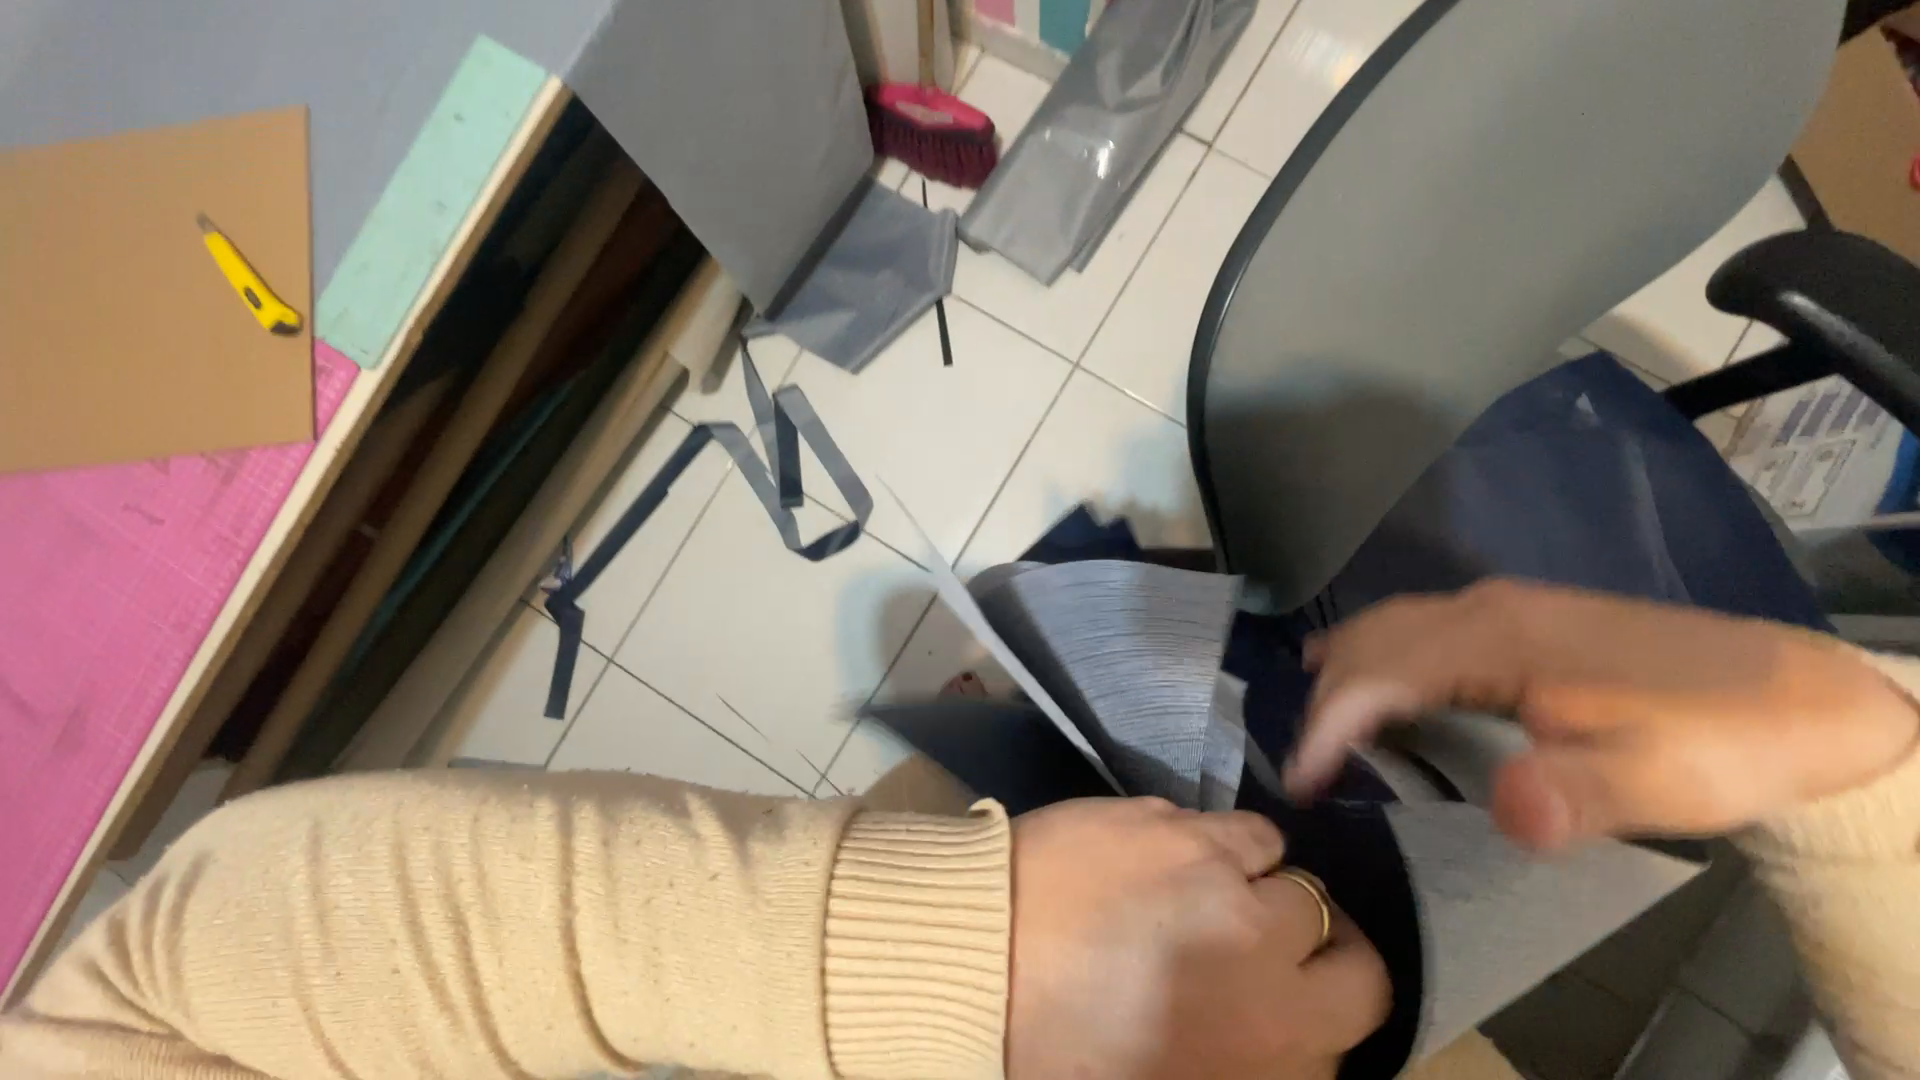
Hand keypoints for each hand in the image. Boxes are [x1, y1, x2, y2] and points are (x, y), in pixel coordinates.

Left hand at [1005, 797, 1389, 1079]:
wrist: (975, 959)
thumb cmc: (1062, 1048)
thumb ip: (1247, 1055)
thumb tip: (1275, 1027)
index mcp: (1270, 1027)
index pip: (1366, 988)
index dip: (1338, 978)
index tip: (1301, 974)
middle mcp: (1257, 937)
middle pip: (1319, 912)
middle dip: (1288, 924)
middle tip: (1234, 930)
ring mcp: (1207, 865)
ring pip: (1272, 852)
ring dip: (1245, 871)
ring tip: (1195, 883)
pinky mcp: (1157, 816)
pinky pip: (1212, 820)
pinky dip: (1199, 837)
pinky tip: (1153, 854)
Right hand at [1289, 580, 1919, 850]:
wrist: (1804, 694)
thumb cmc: (1720, 743)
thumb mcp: (1662, 784)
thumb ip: (1578, 794)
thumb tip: (1506, 813)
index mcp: (1500, 640)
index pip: (1381, 674)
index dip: (1329, 724)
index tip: (1300, 778)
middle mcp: (1483, 608)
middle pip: (1371, 642)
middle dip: (1326, 700)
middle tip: (1308, 764)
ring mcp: (1497, 603)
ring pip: (1387, 624)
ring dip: (1342, 669)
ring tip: (1315, 719)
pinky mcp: (1513, 612)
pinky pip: (1412, 622)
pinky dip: (1370, 647)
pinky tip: (1360, 661)